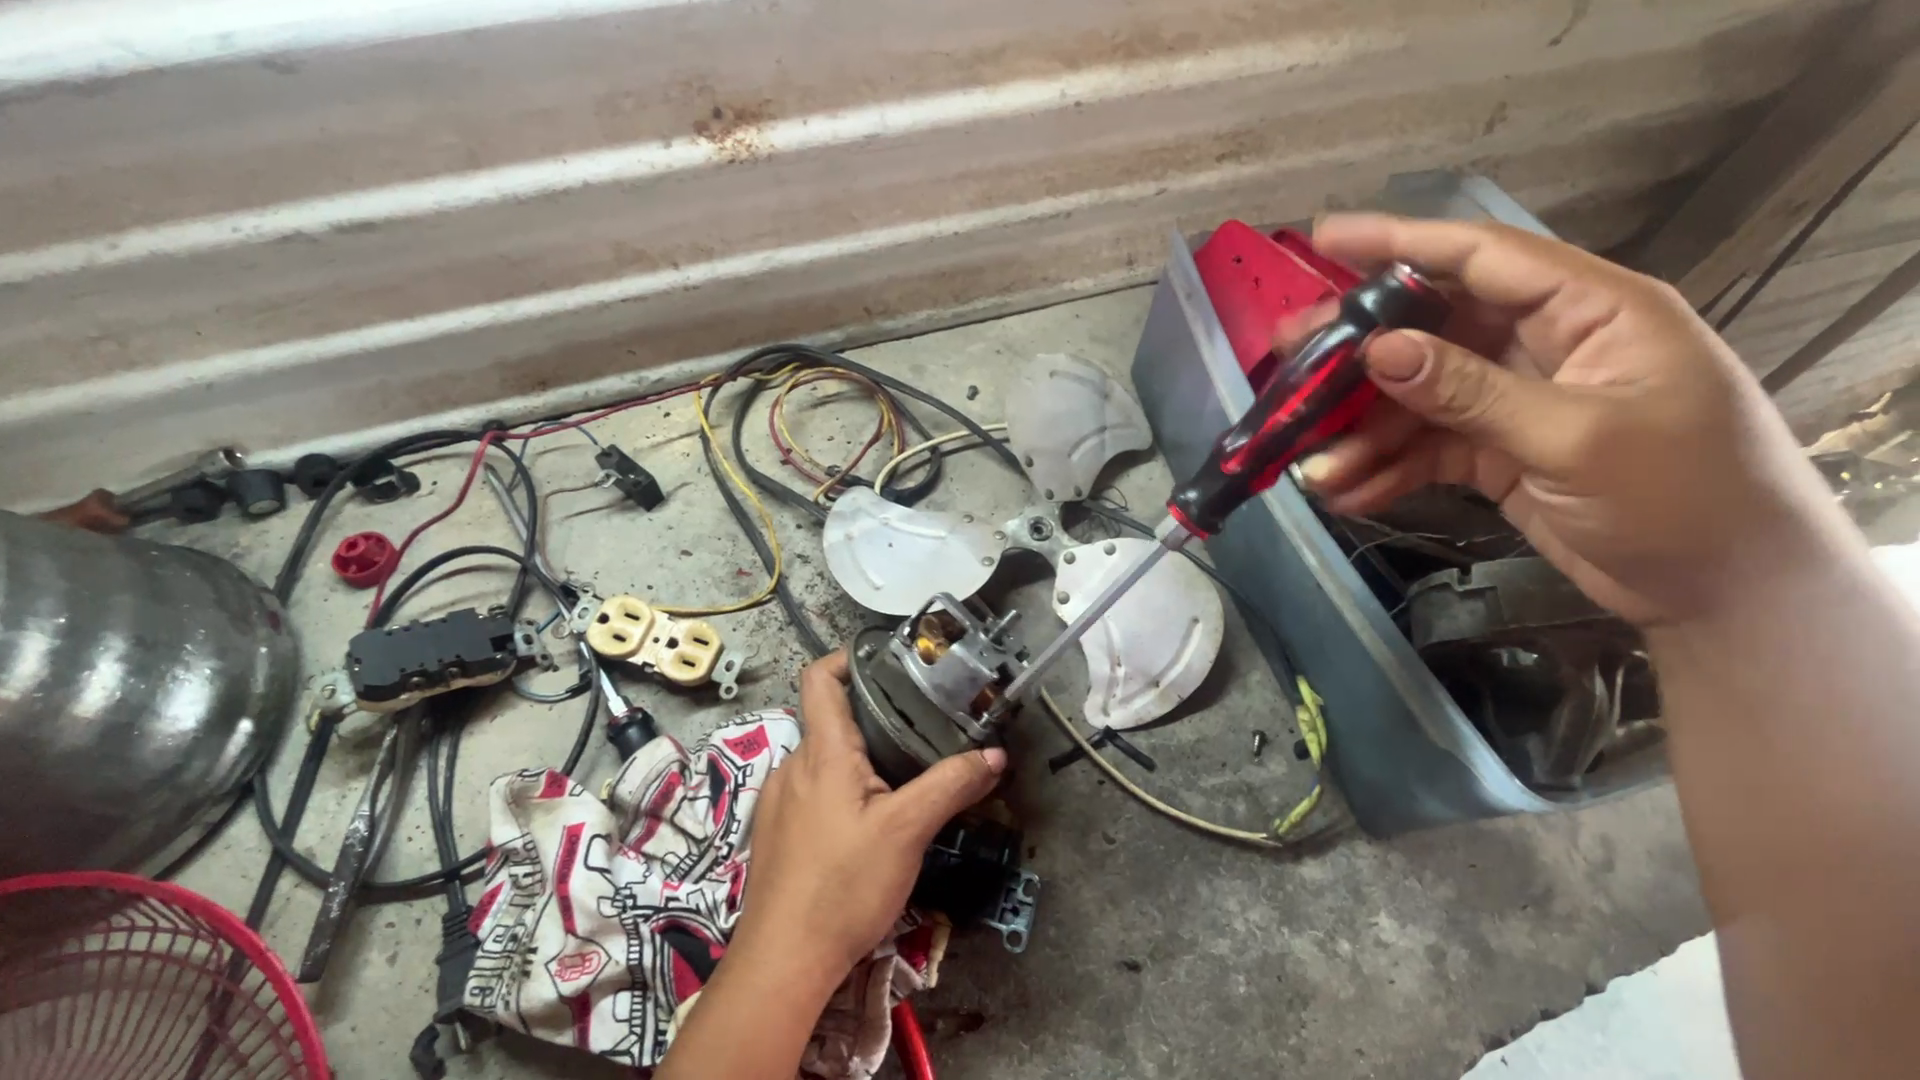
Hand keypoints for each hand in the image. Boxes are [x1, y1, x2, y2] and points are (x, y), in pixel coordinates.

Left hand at [730, 650, 1006, 990]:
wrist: (784, 960)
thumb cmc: (844, 884)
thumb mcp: (909, 831)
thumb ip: (951, 786)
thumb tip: (995, 754)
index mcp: (822, 752)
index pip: (819, 678)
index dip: (846, 658)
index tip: (885, 661)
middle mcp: (793, 765)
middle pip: (830, 721)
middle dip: (874, 720)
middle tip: (922, 729)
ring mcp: (780, 802)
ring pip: (824, 761)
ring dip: (860, 761)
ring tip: (904, 779)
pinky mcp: (777, 834)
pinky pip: (813, 793)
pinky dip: (843, 791)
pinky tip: (870, 824)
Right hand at [1296, 214, 1850, 626]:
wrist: (1727, 592)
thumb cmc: (1684, 496)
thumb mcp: (1575, 438)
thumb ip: (1472, 392)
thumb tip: (1379, 351)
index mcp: (1589, 311)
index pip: (1481, 257)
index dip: (1401, 243)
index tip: (1325, 239)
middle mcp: (1545, 344)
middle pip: (1432, 329)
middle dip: (1358, 350)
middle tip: (1287, 360)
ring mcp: (1516, 401)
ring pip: (1417, 399)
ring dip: (1363, 432)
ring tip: (1311, 466)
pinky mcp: (1497, 453)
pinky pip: (1425, 448)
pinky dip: (1386, 469)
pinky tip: (1346, 492)